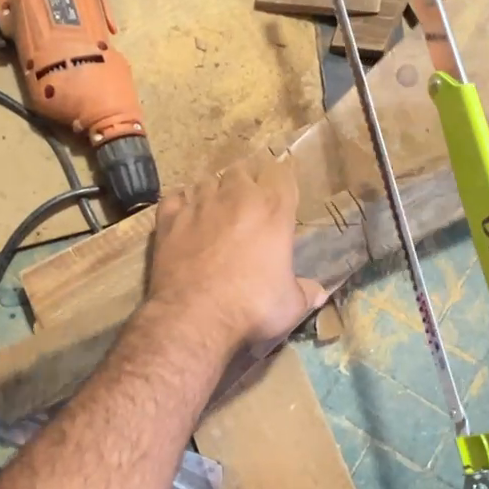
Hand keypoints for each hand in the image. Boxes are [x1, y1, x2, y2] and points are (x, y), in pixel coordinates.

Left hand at [146, 153, 326, 356]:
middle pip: (242, 171)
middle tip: (247, 205)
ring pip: (207, 181)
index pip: (282, 175)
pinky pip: (175, 197)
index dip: (281, 183)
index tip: (280, 196)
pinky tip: (184, 217)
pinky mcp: (168, 219)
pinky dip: (181, 203)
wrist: (195, 317)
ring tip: (215, 211)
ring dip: (213, 192)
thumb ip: (305, 292)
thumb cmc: (252, 307)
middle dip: (245, 183)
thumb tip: (319, 294)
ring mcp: (199, 205)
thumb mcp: (290, 305)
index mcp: (273, 211)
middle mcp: (236, 197)